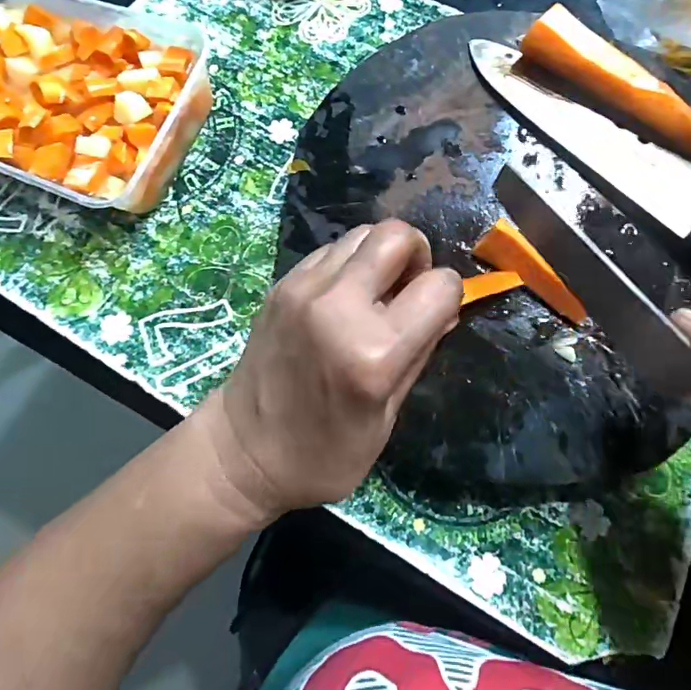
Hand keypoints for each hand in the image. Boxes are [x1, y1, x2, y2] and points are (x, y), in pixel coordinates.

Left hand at [191, 221, 460, 526]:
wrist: (241, 455)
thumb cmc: (327, 453)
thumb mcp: (389, 415)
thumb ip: (422, 351)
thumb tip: (446, 308)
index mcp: (375, 352)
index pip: (440, 285)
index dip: (449, 296)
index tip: (436, 316)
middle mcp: (338, 307)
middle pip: (397, 235)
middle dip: (417, 255)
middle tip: (408, 289)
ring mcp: (304, 289)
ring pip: (364, 233)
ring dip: (382, 256)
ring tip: (375, 292)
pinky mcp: (283, 284)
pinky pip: (334, 249)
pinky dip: (351, 264)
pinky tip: (344, 299)